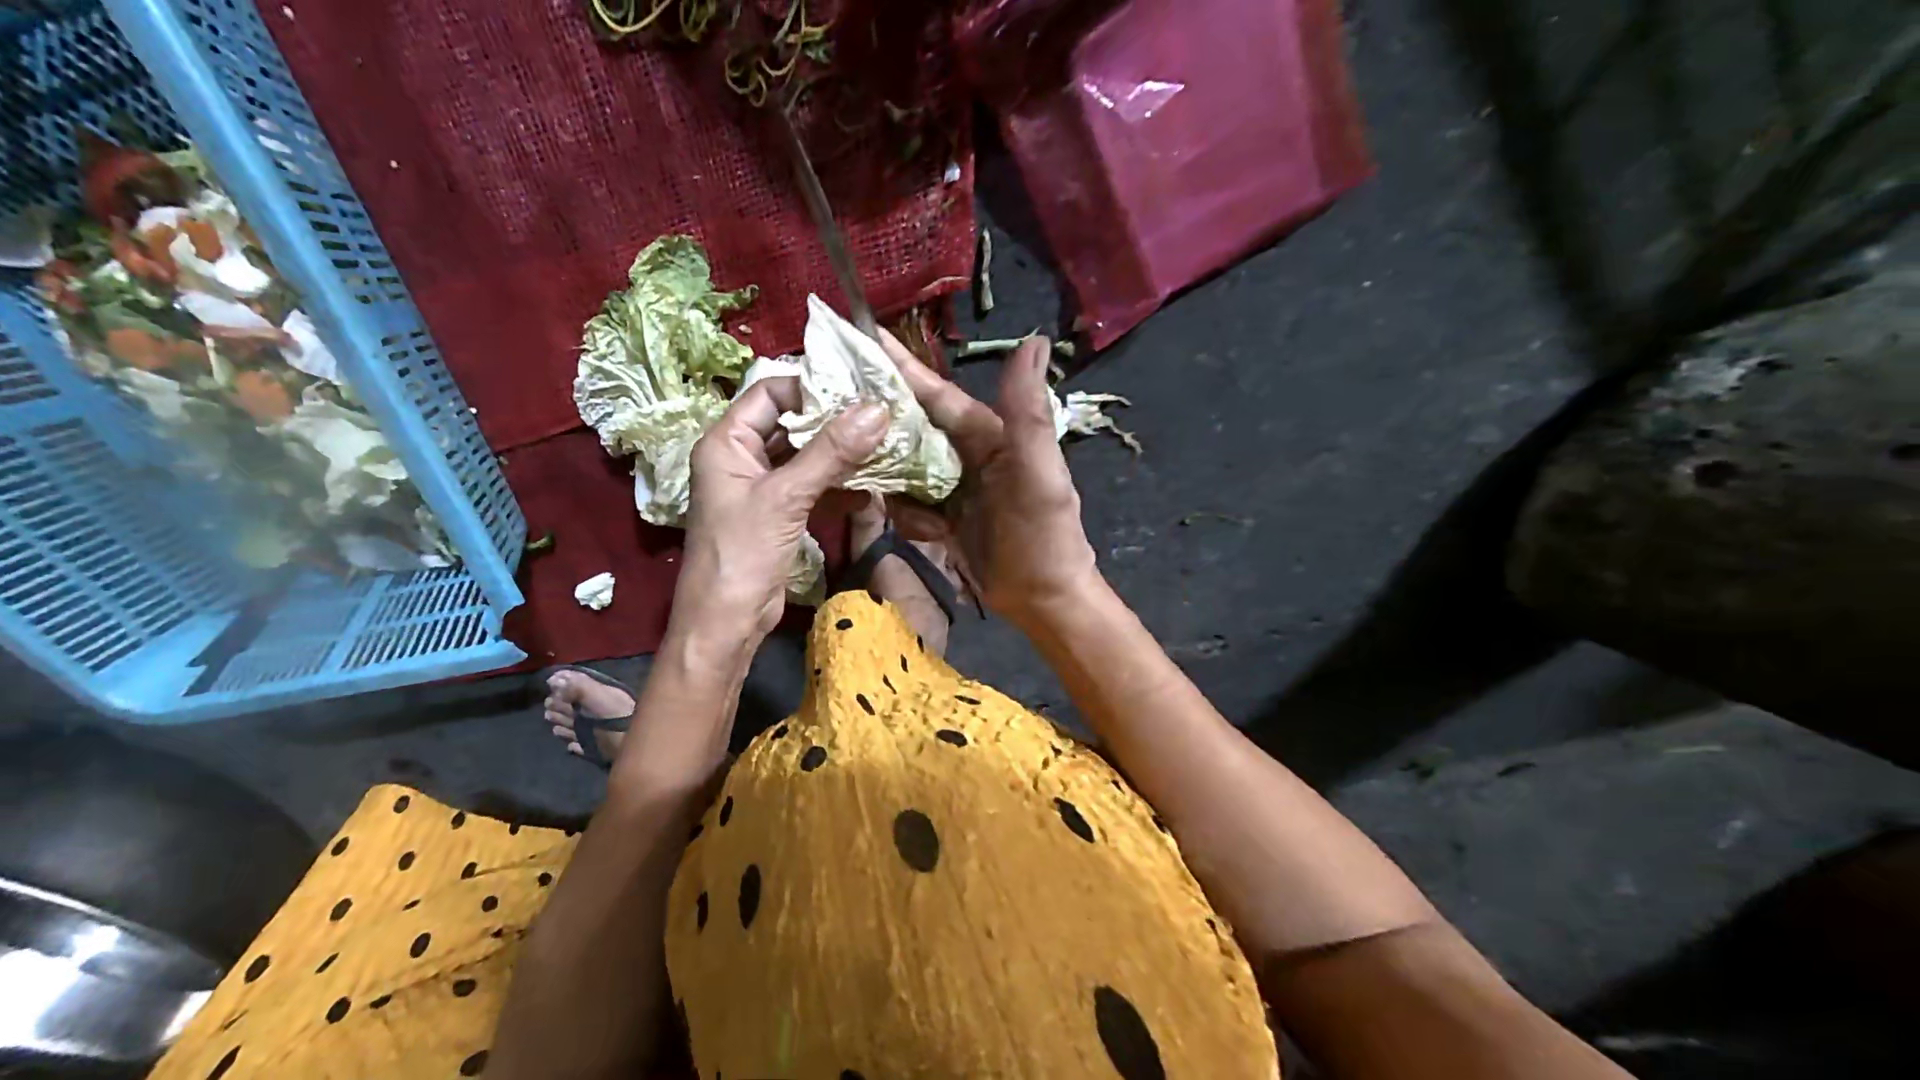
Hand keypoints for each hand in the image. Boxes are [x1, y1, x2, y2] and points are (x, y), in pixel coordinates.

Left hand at [674, 377, 888, 644]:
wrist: (727, 622)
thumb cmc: (743, 553)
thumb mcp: (786, 496)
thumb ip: (832, 452)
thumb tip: (877, 409)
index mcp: (727, 441)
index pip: (770, 393)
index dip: (811, 387)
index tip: (858, 388)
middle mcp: (742, 457)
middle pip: (791, 423)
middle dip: (834, 420)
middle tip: (881, 413)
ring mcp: (761, 487)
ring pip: (806, 456)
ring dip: (841, 453)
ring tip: (884, 442)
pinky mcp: (779, 513)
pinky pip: (812, 486)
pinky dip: (838, 484)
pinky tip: (871, 484)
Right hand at [884, 333, 1100, 630]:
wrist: (1044, 600)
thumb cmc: (1046, 537)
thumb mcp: (1040, 474)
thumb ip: (1029, 412)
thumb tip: (1035, 340)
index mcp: (990, 435)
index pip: (938, 395)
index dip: (902, 368)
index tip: (861, 337)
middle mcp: (967, 454)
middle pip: (912, 427)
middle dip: (881, 422)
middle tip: (839, 417)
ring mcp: (952, 487)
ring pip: (903, 468)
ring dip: (896, 482)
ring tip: (897, 494)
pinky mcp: (943, 517)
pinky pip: (908, 504)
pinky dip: (911, 517)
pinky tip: (932, 534)